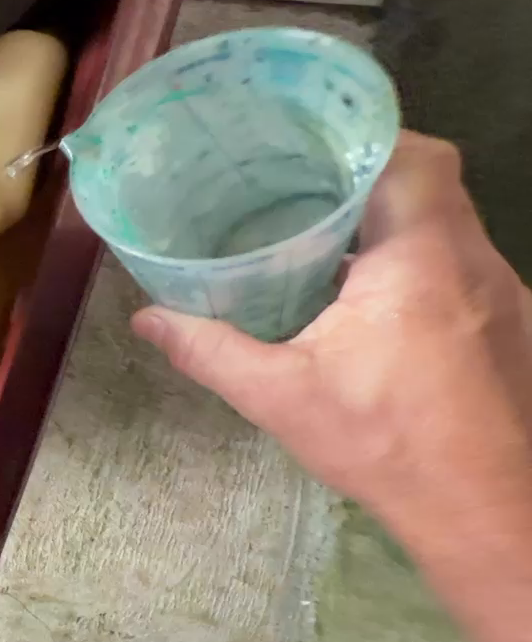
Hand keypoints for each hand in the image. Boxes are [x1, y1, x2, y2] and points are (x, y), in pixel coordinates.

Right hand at [131, 131, 531, 539]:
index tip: (303, 145)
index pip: (415, 162)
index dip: (366, 138)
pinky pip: (449, 262)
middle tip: (281, 190)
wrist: (487, 502)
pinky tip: (347, 295)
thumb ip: (205, 348)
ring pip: (440, 226)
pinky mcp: (504, 321)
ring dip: (376, 222)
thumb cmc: (379, 438)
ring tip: (302, 238)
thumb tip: (146, 319)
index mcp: (420, 265)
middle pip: (428, 187)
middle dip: (357, 178)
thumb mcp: (272, 393)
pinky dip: (397, 259)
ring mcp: (500, 291)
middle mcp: (474, 262)